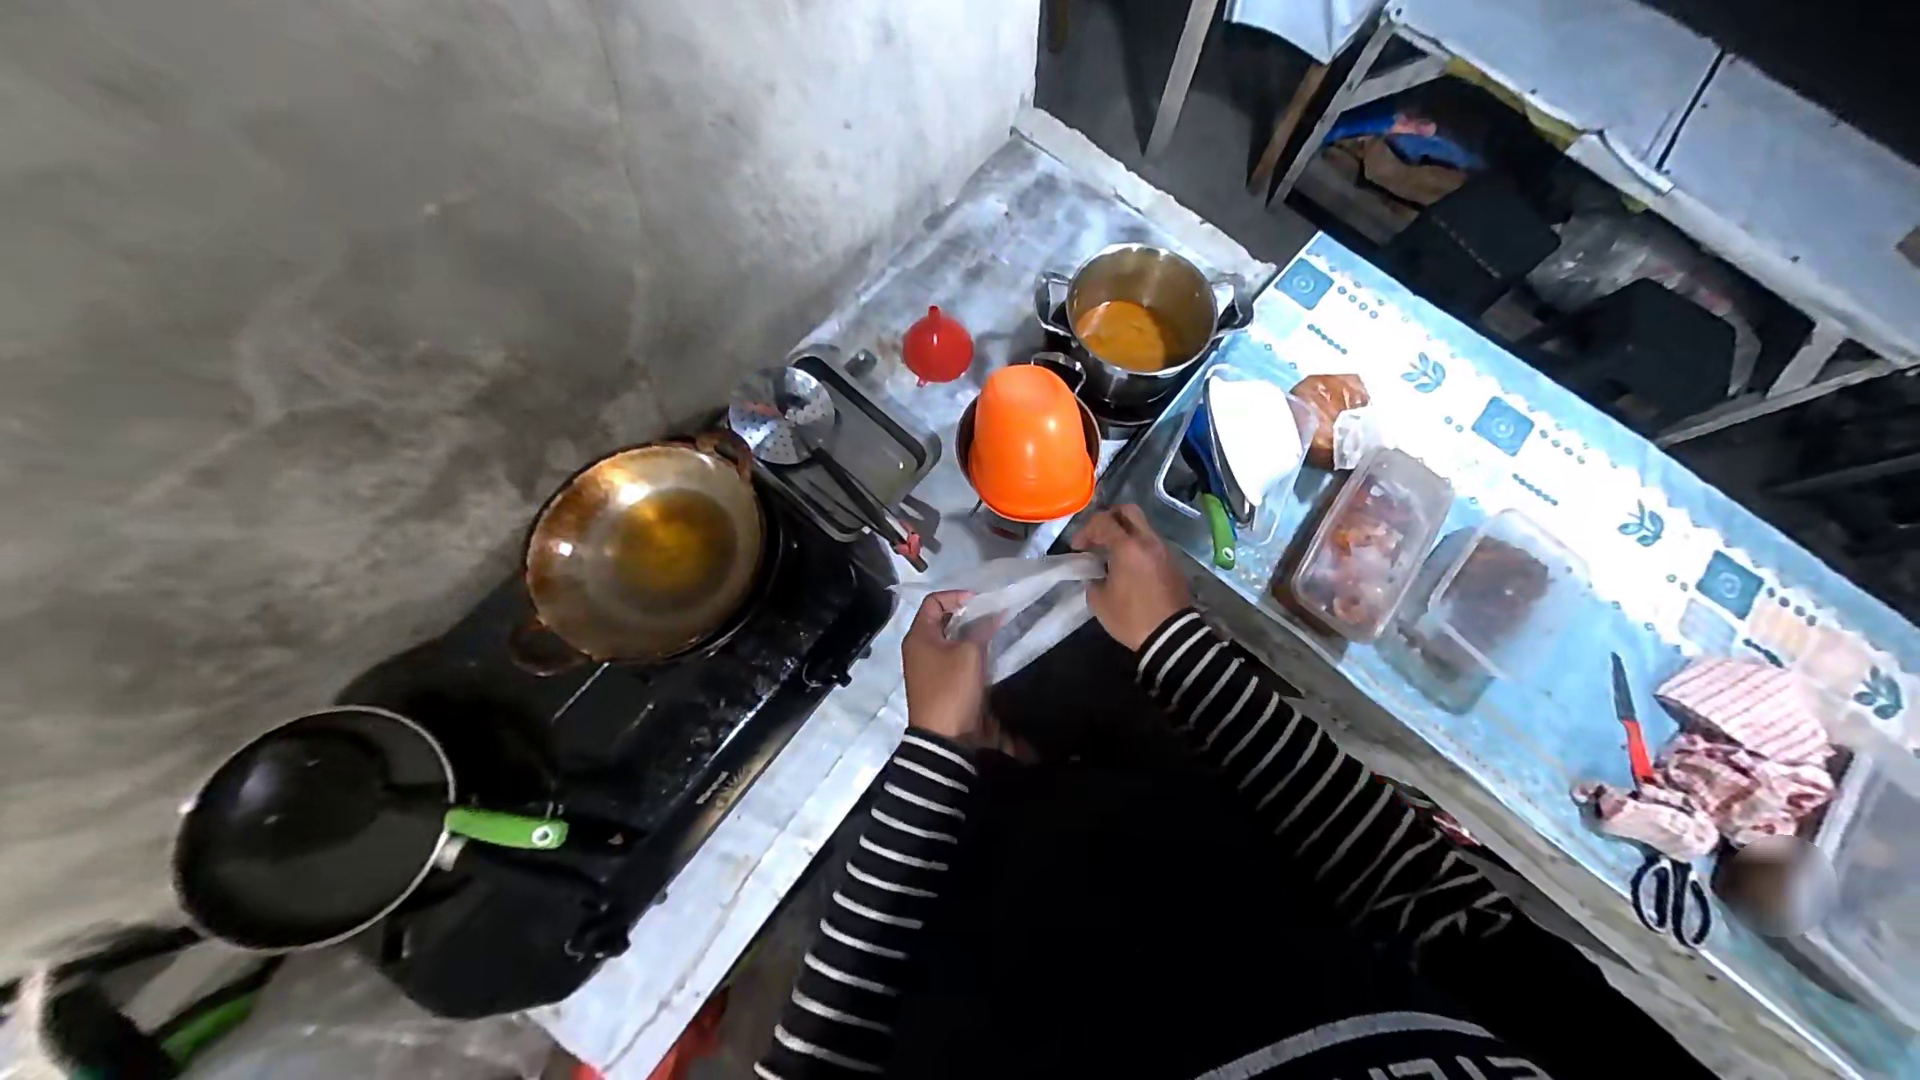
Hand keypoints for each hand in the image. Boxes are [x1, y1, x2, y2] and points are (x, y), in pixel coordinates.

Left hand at [902, 590, 992, 745]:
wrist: (944, 737)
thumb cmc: (951, 688)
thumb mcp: (970, 653)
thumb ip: (981, 628)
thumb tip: (992, 613)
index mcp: (918, 636)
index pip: (933, 601)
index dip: (956, 596)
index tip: (979, 602)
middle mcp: (918, 648)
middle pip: (941, 620)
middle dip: (966, 615)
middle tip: (990, 616)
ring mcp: (927, 667)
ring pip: (949, 640)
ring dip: (969, 634)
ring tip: (992, 633)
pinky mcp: (938, 682)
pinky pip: (952, 658)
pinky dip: (968, 651)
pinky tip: (987, 653)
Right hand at [1070, 504, 1191, 649]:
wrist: (1172, 637)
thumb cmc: (1131, 618)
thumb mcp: (1099, 601)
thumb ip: (1093, 579)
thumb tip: (1095, 574)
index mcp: (1127, 547)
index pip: (1102, 521)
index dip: (1085, 531)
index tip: (1077, 548)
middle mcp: (1148, 541)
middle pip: (1128, 511)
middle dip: (1108, 518)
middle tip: (1097, 536)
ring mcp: (1164, 550)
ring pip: (1142, 526)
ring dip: (1124, 533)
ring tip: (1111, 554)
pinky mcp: (1172, 562)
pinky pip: (1151, 543)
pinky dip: (1137, 545)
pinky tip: (1128, 566)